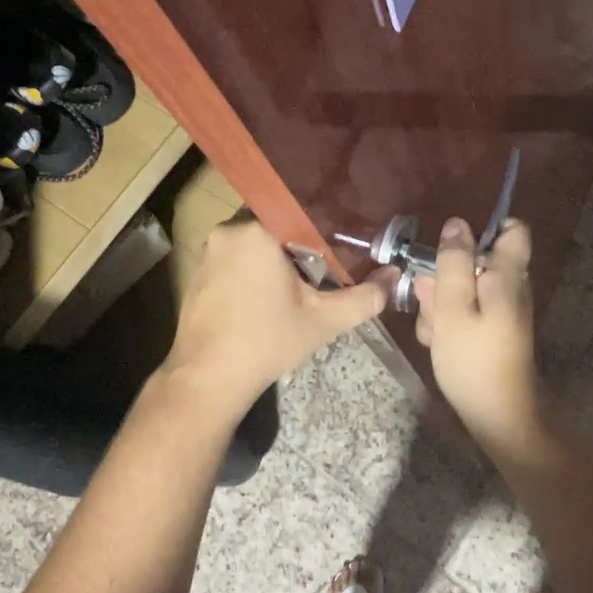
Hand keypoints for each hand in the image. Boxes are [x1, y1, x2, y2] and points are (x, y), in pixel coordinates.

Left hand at [161, 218, 390, 410]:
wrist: (209, 378)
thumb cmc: (267, 342)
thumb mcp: (324, 320)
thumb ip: (364, 297)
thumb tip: (395, 276)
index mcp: (257, 230)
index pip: (301, 214)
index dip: (324, 232)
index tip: (341, 249)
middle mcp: (227, 230)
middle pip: (277, 228)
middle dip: (299, 247)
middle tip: (323, 270)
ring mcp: (207, 251)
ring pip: (254, 243)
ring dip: (275, 260)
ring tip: (298, 286)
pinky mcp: (197, 271)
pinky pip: (234, 259)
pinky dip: (252, 272)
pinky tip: (266, 299)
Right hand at [413, 217, 542, 447]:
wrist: (499, 417)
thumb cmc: (473, 361)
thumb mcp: (452, 309)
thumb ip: (453, 264)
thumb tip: (457, 224)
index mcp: (507, 277)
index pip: (513, 230)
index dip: (482, 230)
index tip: (451, 250)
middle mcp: (512, 289)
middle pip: (478, 262)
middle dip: (446, 276)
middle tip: (428, 303)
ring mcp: (504, 313)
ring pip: (467, 291)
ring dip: (442, 305)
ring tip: (431, 333)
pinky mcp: (495, 334)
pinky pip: (469, 315)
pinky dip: (450, 324)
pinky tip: (437, 344)